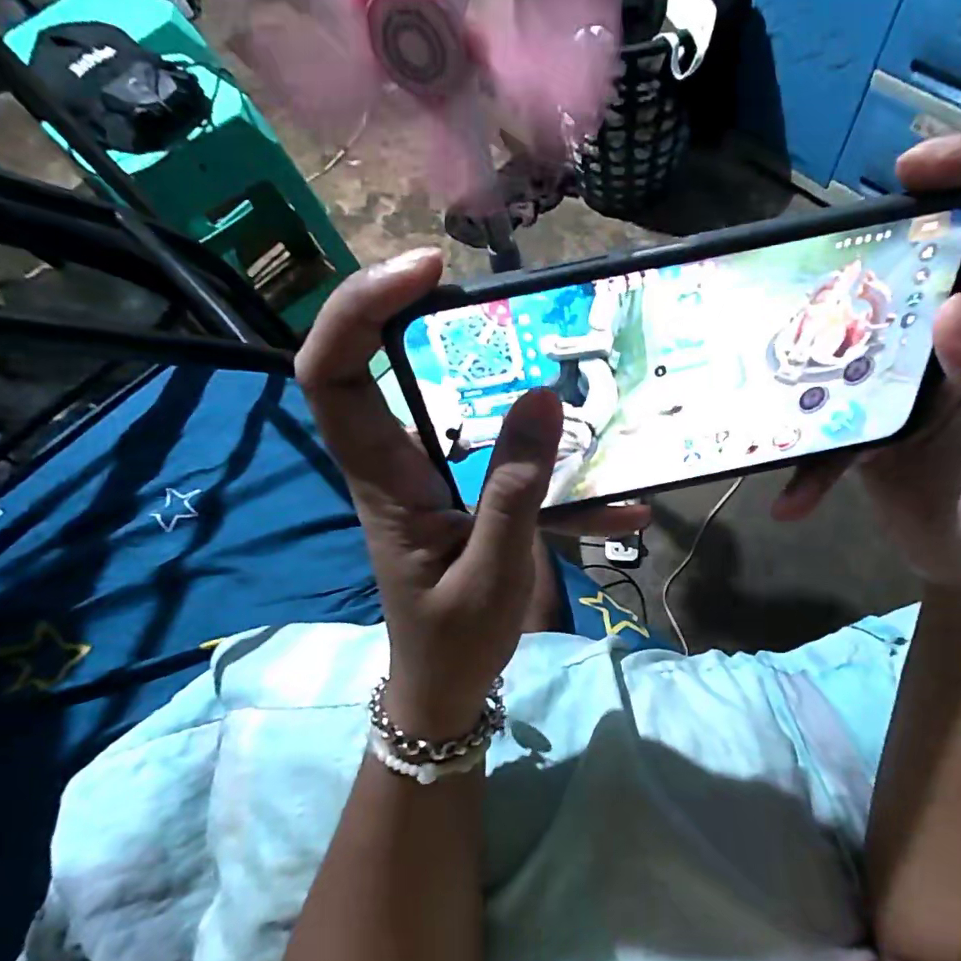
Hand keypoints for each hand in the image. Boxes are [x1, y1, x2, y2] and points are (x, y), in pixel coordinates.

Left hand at [295, 249, 645, 732]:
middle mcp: (397, 464)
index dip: (360, 310)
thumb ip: (517, 489)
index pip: (334, 375)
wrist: (447, 688)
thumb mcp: (494, 570)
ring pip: (451, 407)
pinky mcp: (467, 497)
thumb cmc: (456, 639)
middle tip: (493, 296)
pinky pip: (510, 467)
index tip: (427, 272)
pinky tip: (626, 510)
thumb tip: (543, 398)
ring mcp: (432, 478)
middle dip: (423, 317)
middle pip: (377, 368)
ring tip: (574, 376)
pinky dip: (561, 478)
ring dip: (504, 384)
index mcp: (384, 479)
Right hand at [771, 127, 960, 613]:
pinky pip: (821, 417)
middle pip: (922, 250)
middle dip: (868, 240)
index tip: (914, 167)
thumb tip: (948, 315)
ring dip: (807, 342)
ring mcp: (906, 376)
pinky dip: (804, 461)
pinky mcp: (864, 421)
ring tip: (768, 367)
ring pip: (850, 325)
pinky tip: (794, 501)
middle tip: (809, 265)